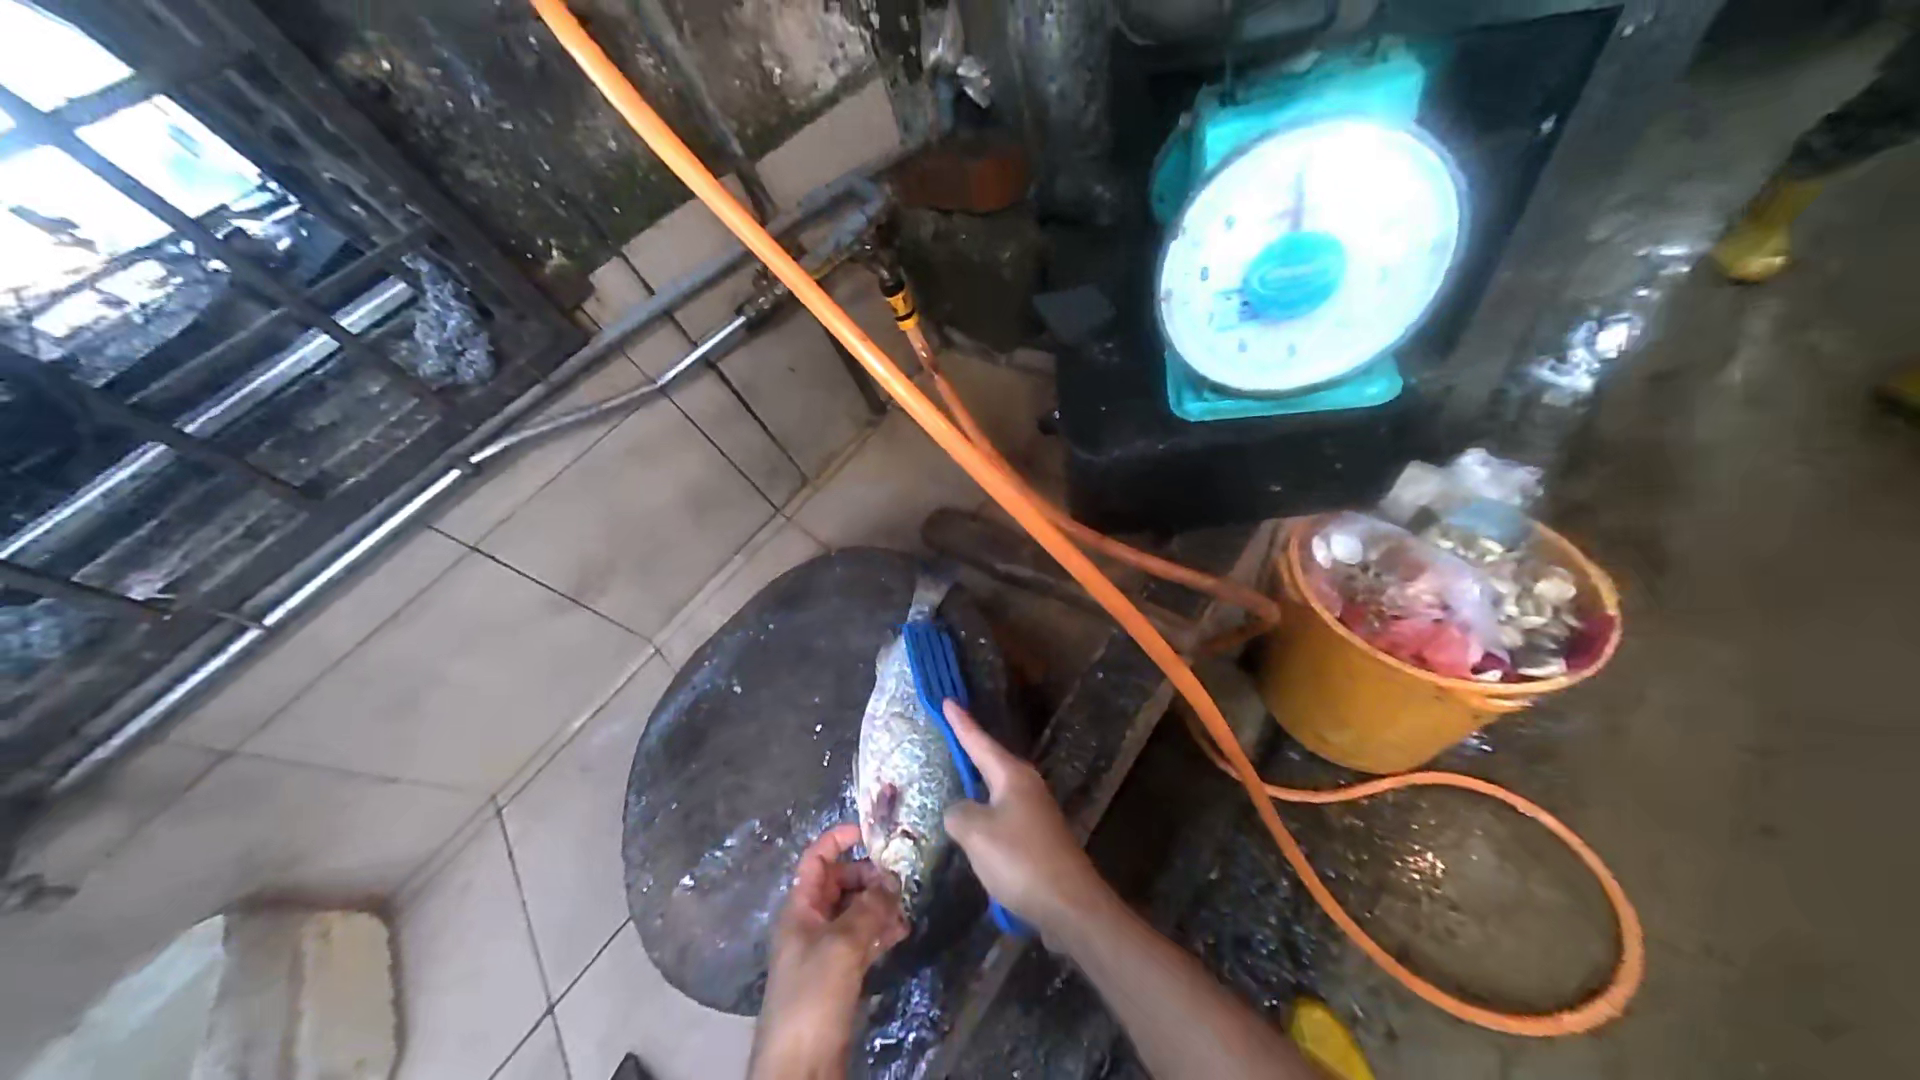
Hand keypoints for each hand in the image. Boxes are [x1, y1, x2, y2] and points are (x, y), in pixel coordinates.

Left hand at [769, 822, 907, 983]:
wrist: (800, 1066)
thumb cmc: (812, 994)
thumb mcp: (841, 944)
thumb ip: (868, 908)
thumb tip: (892, 879)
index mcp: (800, 908)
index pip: (816, 860)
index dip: (838, 840)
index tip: (869, 831)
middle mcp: (811, 923)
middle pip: (840, 883)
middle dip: (869, 875)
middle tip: (899, 877)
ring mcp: (825, 950)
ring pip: (855, 911)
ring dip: (879, 903)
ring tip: (907, 903)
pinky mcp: (840, 975)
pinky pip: (862, 939)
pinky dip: (880, 931)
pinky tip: (902, 931)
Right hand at [941, 701, 1112, 941]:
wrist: (1070, 905)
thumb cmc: (1021, 860)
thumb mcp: (975, 832)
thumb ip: (958, 814)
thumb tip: (960, 811)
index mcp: (1012, 776)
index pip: (979, 741)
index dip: (962, 723)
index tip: (948, 700)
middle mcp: (1027, 787)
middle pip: (991, 762)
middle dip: (971, 749)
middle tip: (950, 732)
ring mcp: (1036, 813)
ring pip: (998, 792)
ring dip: (978, 787)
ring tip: (957, 778)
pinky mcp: (1039, 838)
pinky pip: (1003, 817)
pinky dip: (986, 816)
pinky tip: (975, 829)